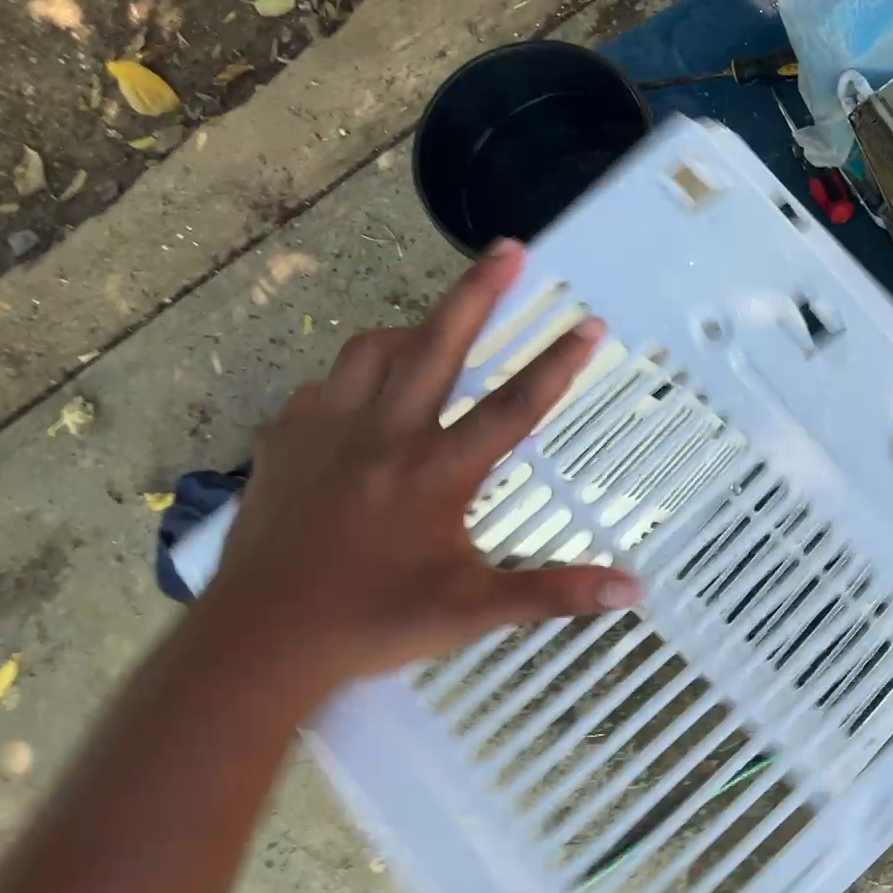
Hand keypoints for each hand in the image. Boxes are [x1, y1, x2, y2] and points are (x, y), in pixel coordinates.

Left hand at [199, 239, 639, 691]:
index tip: (591, 323)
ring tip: (442, 330)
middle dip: (478, 291)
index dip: (558, 364)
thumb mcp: (477, 611)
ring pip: (373, 351)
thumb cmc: (376, 621)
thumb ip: (558, 593)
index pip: (512, 407)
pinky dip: (362, 373)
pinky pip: (330, 383)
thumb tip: (634, 591)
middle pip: (438, 345)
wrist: (258, 642)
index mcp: (436, 472)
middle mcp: (384, 435)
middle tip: (510, 249)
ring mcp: (327, 432)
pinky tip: (375, 396)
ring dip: (415, 330)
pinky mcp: (285, 441)